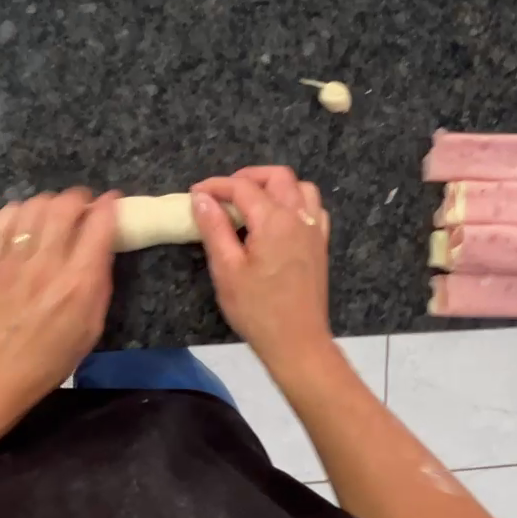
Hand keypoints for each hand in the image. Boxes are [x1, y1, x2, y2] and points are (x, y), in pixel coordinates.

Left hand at [0, 189, 119, 418]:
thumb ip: (98, 284)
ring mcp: (14, 261)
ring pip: (33, 207)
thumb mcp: (91, 327)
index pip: (99, 224)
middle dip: (79, 198)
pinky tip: (24, 222)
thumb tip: (102, 249)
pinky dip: (16, 212)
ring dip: (49, 203)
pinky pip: (0, 220)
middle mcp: (48, 264)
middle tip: (84, 207)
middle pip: (65, 206)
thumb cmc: (51, 358)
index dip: (110, 205)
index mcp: (79, 283)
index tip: (113, 201)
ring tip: (54, 214)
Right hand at [191, 166, 332, 366]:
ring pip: (300, 188)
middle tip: (223, 193)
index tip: (196, 193)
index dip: (216, 186)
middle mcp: (299, 217)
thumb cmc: (257, 310)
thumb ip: (214, 228)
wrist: (297, 341)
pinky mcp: (320, 245)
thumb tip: (201, 198)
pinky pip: (313, 208)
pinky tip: (278, 220)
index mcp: (274, 220)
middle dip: (248, 177)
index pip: (242, 187)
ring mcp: (314, 230)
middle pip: (277, 176)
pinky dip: (295, 203)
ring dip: (275, 186)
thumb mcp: (226, 269)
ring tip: (251, 203)